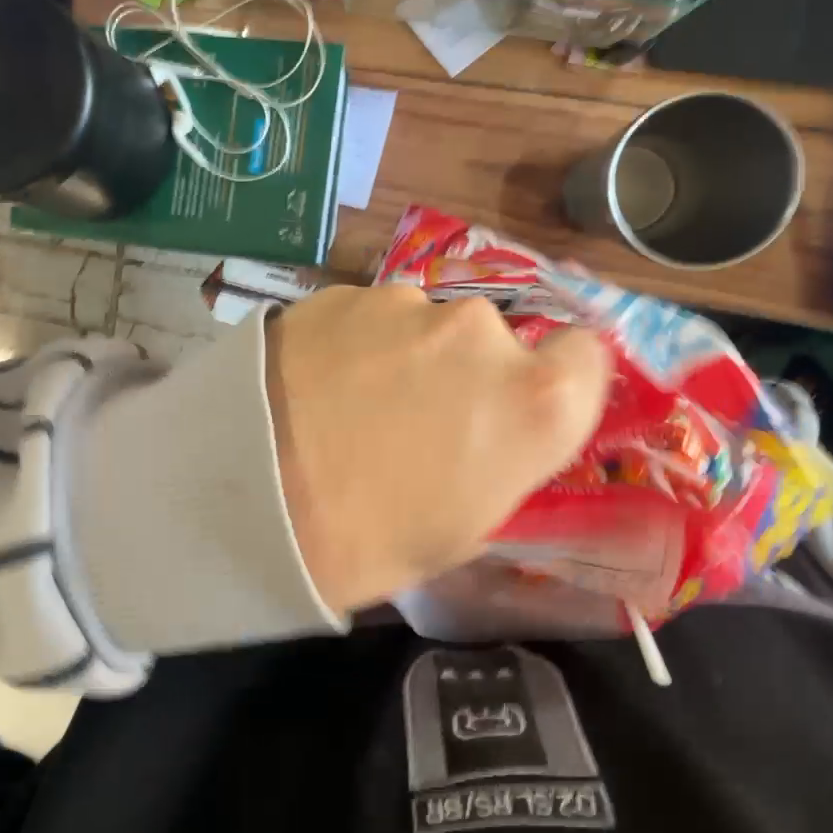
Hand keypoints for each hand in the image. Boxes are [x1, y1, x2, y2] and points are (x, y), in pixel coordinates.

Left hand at [265, 285, 611, 613]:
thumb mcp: (466, 525)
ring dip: (405, 352)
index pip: (585, 356)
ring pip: (425, 324)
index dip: (554, 379)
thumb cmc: (371, 541)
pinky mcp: (341, 291)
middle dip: (466, 370)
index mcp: (535, 401)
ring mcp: (405, 304)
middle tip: (417, 417)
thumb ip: (504, 455)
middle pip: (494, 339)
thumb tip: (496, 428)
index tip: (517, 404)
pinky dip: (353, 341)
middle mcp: (480, 332)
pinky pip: (368, 315)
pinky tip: (316, 383)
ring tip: (353, 403)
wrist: (247, 501)